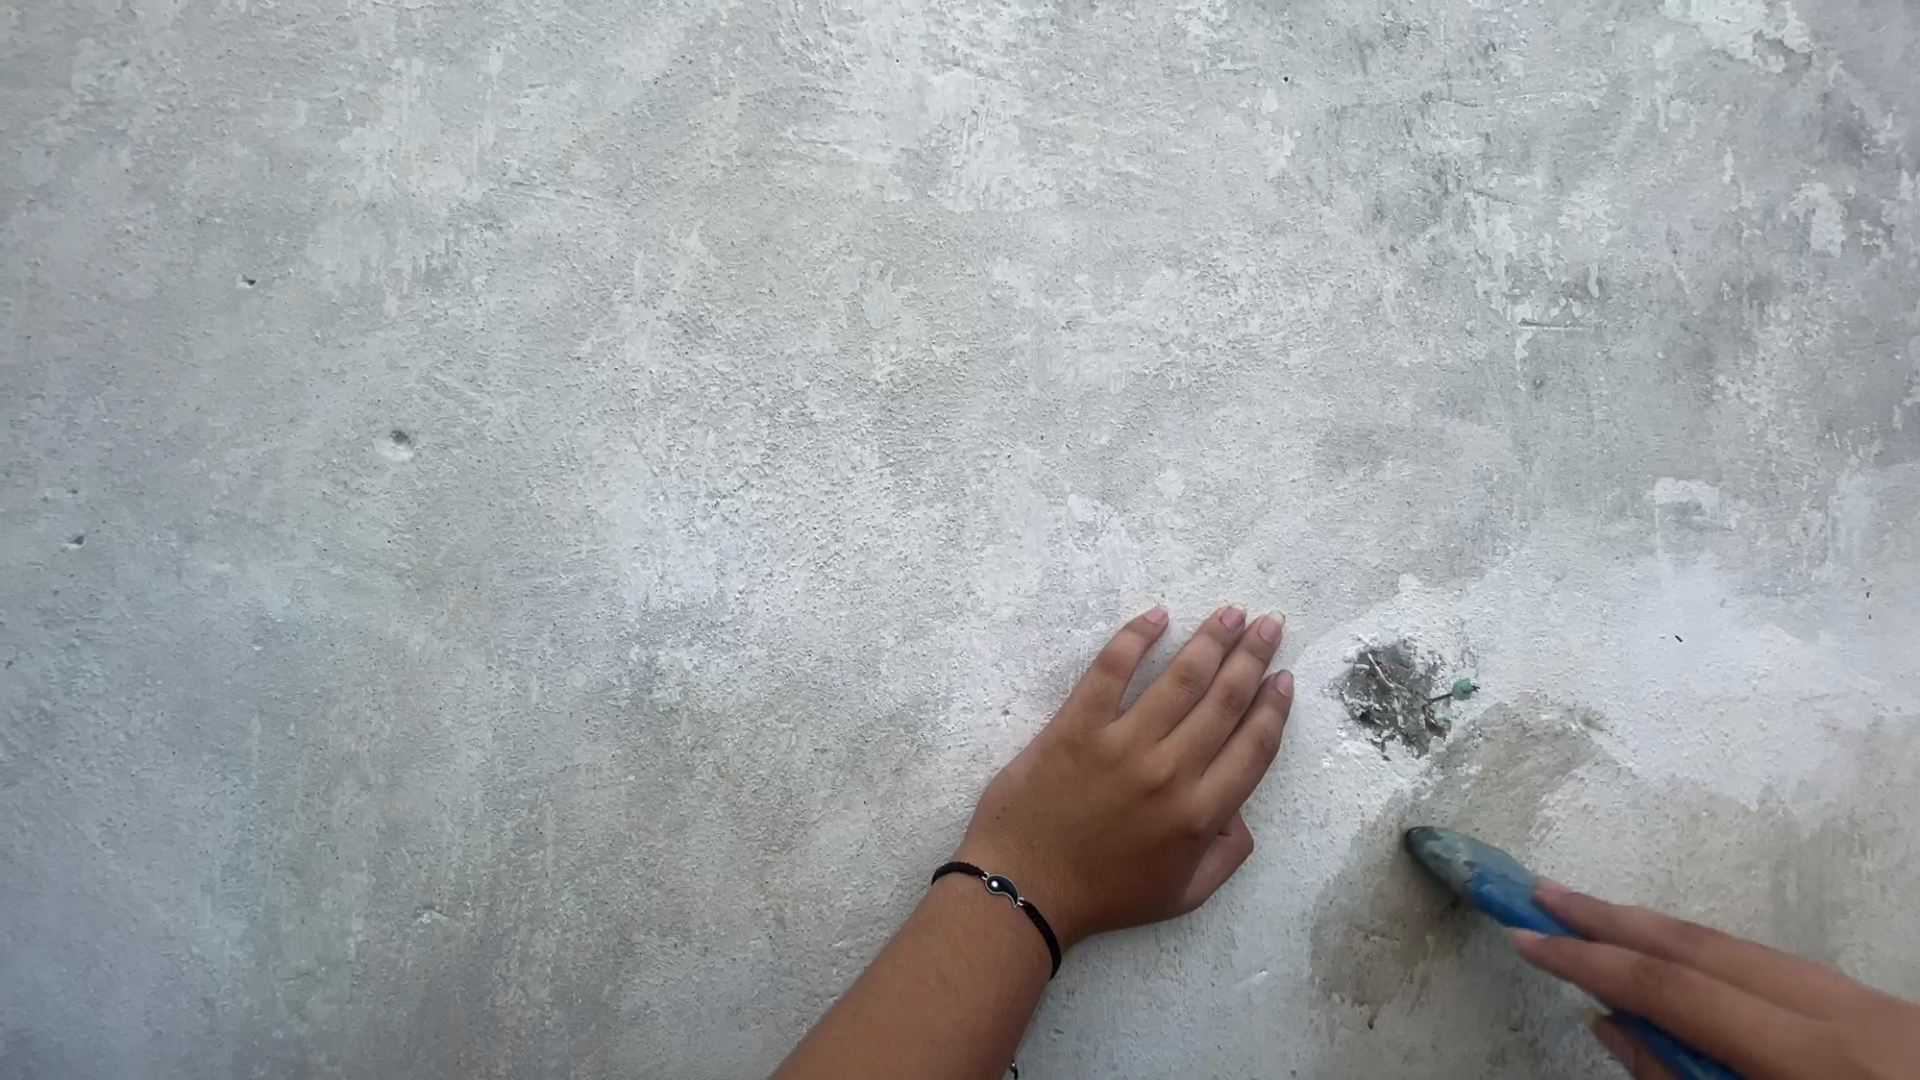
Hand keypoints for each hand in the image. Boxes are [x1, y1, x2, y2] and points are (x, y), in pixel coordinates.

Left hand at [952, 605, 1293, 948]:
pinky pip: (1111, 669)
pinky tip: (1157, 615)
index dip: (1273, 708)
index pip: (1253, 747)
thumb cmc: (1101, 894)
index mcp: (1201, 814)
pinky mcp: (1077, 725)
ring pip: (1181, 679)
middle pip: (1224, 701)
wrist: (1025, 886)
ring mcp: (1122, 743)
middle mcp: (1171, 771)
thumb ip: (1226, 854)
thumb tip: (1242, 808)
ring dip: (1210, 640)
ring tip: (1230, 612)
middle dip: (1252, 656)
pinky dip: (1136, 637)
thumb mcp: (1181, 895)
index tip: (1284, 677)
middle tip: (1268, 623)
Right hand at [1514, 880, 1918, 1079]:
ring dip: (1657, 928)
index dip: (1586, 959)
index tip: (1522, 937)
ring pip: (1744, 947)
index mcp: (1823, 1060)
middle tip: (1538, 890)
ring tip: (1590, 910)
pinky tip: (1679, 951)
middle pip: (1703, 944)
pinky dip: (1715, 954)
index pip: (1671, 987)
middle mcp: (1853, 1015)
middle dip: (1612, 916)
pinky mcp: (1899, 1011)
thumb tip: (1610, 1023)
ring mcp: (1884, 1006)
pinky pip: (1781, 968)